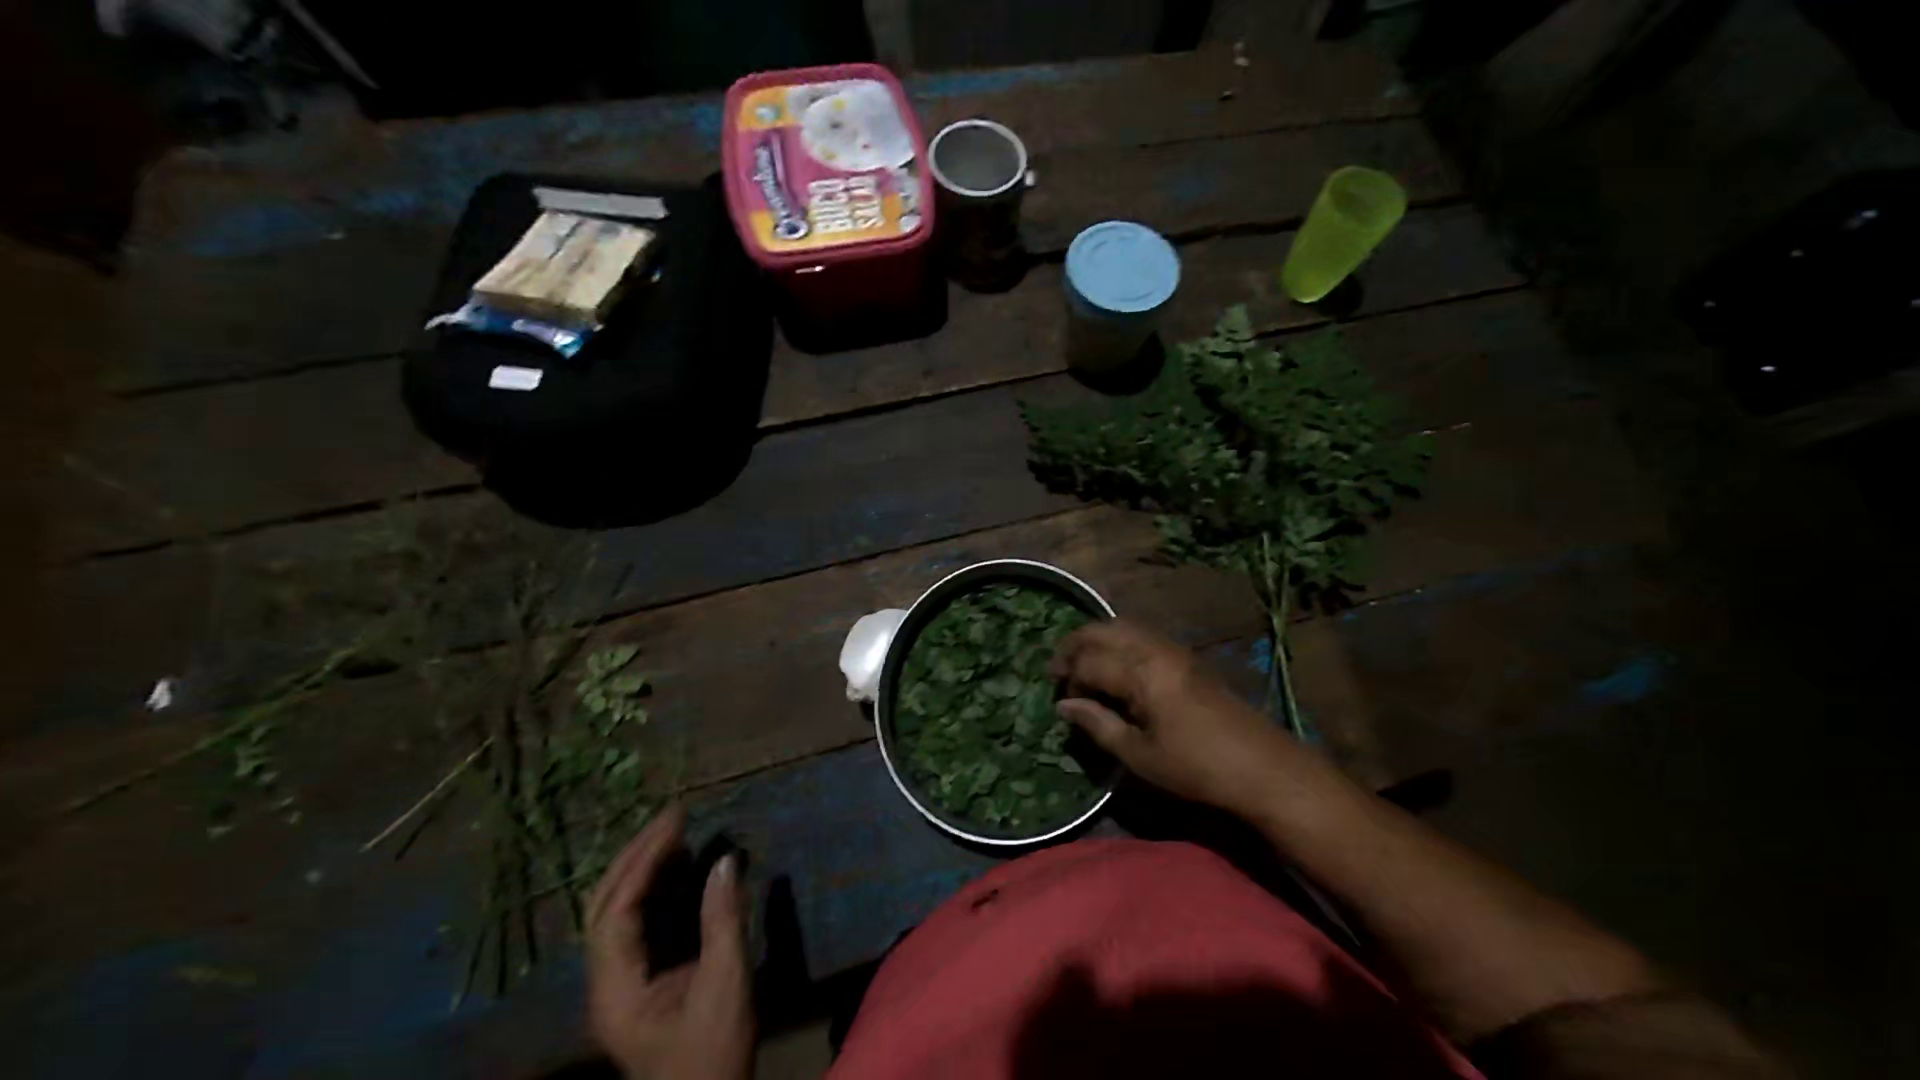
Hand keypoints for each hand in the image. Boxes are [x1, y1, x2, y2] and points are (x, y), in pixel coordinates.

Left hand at [586, 804, 753, 1079]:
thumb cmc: (714, 1054)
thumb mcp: (726, 986)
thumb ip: (723, 921)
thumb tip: (726, 860)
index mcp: (616, 990)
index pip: (616, 911)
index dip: (644, 861)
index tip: (676, 822)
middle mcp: (604, 983)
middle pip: (603, 906)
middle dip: (635, 855)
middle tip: (672, 816)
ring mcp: (616, 984)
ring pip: (613, 913)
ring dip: (640, 868)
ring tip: (673, 832)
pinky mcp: (635, 983)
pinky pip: (633, 924)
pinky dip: (651, 889)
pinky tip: (677, 869)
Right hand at [1050, 619, 1298, 817]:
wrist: (1262, 766)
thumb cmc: (1196, 767)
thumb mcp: (1139, 755)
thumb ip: (1098, 724)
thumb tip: (1065, 705)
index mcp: (1141, 673)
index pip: (1089, 661)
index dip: (1068, 678)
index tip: (1059, 699)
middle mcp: (1155, 649)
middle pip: (1103, 630)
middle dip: (1075, 645)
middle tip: (1058, 668)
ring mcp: (1174, 649)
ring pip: (1123, 626)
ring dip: (1097, 639)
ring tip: (1083, 665)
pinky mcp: (1187, 656)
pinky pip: (1142, 634)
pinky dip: (1119, 641)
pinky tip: (1116, 666)